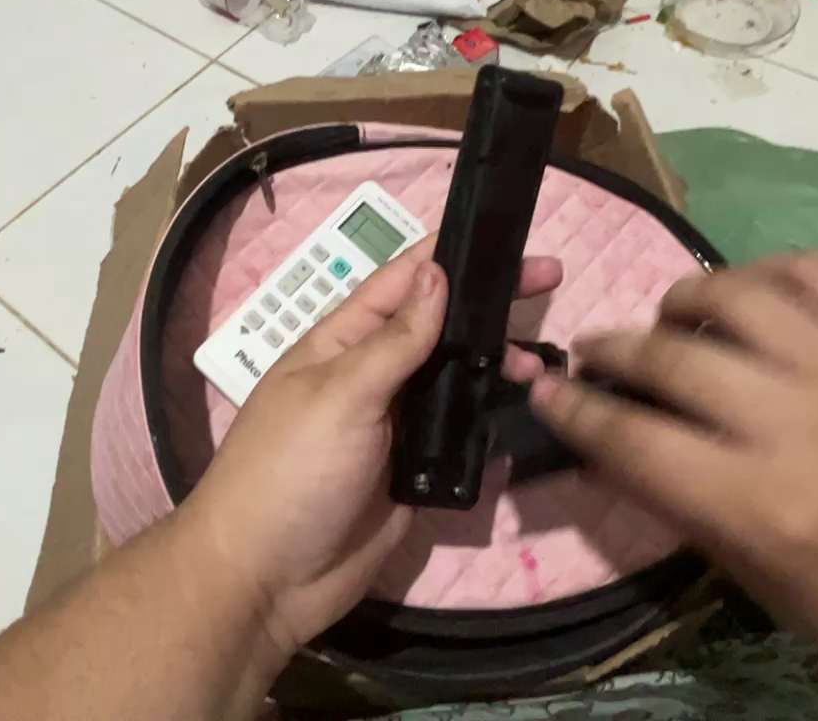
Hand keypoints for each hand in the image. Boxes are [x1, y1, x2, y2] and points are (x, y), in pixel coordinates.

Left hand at [179, 237, 562, 651]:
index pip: (402, 281)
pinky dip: (489, 422)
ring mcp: (395, 422)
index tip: (503, 236)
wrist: (267, 580)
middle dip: (488, 303)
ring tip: (538, 367)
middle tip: (550, 279)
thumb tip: (436, 274)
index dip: (450, 254)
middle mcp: (373, 373)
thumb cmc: (292, 469)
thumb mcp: (342, 394)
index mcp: (344, 341)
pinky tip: (522, 414)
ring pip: (455, 377)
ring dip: (495, 363)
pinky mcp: (413, 468)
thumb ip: (394, 340)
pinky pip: (458, 434)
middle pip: (439, 325)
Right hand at [507, 252, 817, 707]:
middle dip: (609, 349)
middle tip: (592, 353)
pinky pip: (809, 270)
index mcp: (770, 509)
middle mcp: (805, 426)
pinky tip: (749, 299)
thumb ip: (691, 512)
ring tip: (670, 319)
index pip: (633, 440)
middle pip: (668, 356)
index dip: (573, 411)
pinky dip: (760, 273)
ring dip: (679, 300)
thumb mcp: (778, 596)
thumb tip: (620, 449)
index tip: (543, 391)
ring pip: (731, 294)